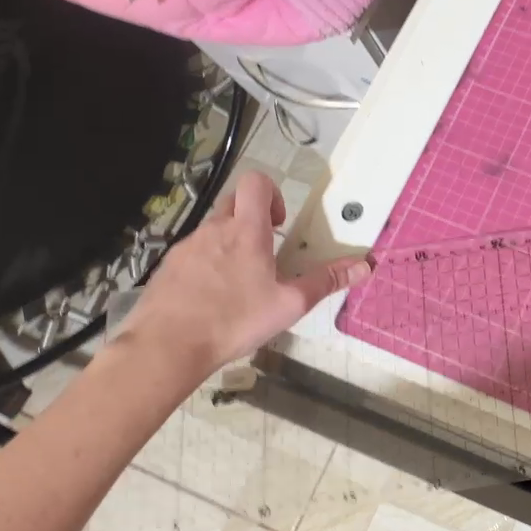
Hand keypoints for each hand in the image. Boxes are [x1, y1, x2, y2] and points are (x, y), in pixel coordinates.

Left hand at [122, 171, 368, 377]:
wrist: (165, 348)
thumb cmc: (234, 320)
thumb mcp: (289, 304)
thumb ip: (326, 281)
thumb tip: (365, 266)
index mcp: (246, 231)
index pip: (256, 182)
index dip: (271, 193)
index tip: (279, 223)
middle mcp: (214, 230)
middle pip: (234, 202)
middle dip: (252, 218)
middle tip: (265, 251)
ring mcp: (186, 247)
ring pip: (212, 230)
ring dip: (229, 244)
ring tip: (239, 283)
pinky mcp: (166, 268)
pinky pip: (192, 254)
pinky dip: (206, 266)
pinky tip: (211, 299)